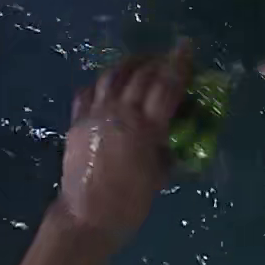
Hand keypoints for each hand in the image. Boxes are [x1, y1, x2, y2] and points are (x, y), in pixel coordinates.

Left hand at [55, 43, 192, 247]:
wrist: (86, 217)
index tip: (186, 47)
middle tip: (168, 57)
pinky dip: (102, 81)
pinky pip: (89, 90)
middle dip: (157, 61)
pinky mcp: (77, 119)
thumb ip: (167, 146)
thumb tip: (174, 130)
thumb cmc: (129, 203)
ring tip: (140, 62)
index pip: (166, 85)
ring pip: (112, 75)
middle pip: (141, 74)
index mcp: (145, 127)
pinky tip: (109, 82)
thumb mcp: (160, 175)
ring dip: (130, 64)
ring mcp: (95, 113)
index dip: (179, 64)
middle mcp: (119, 112)